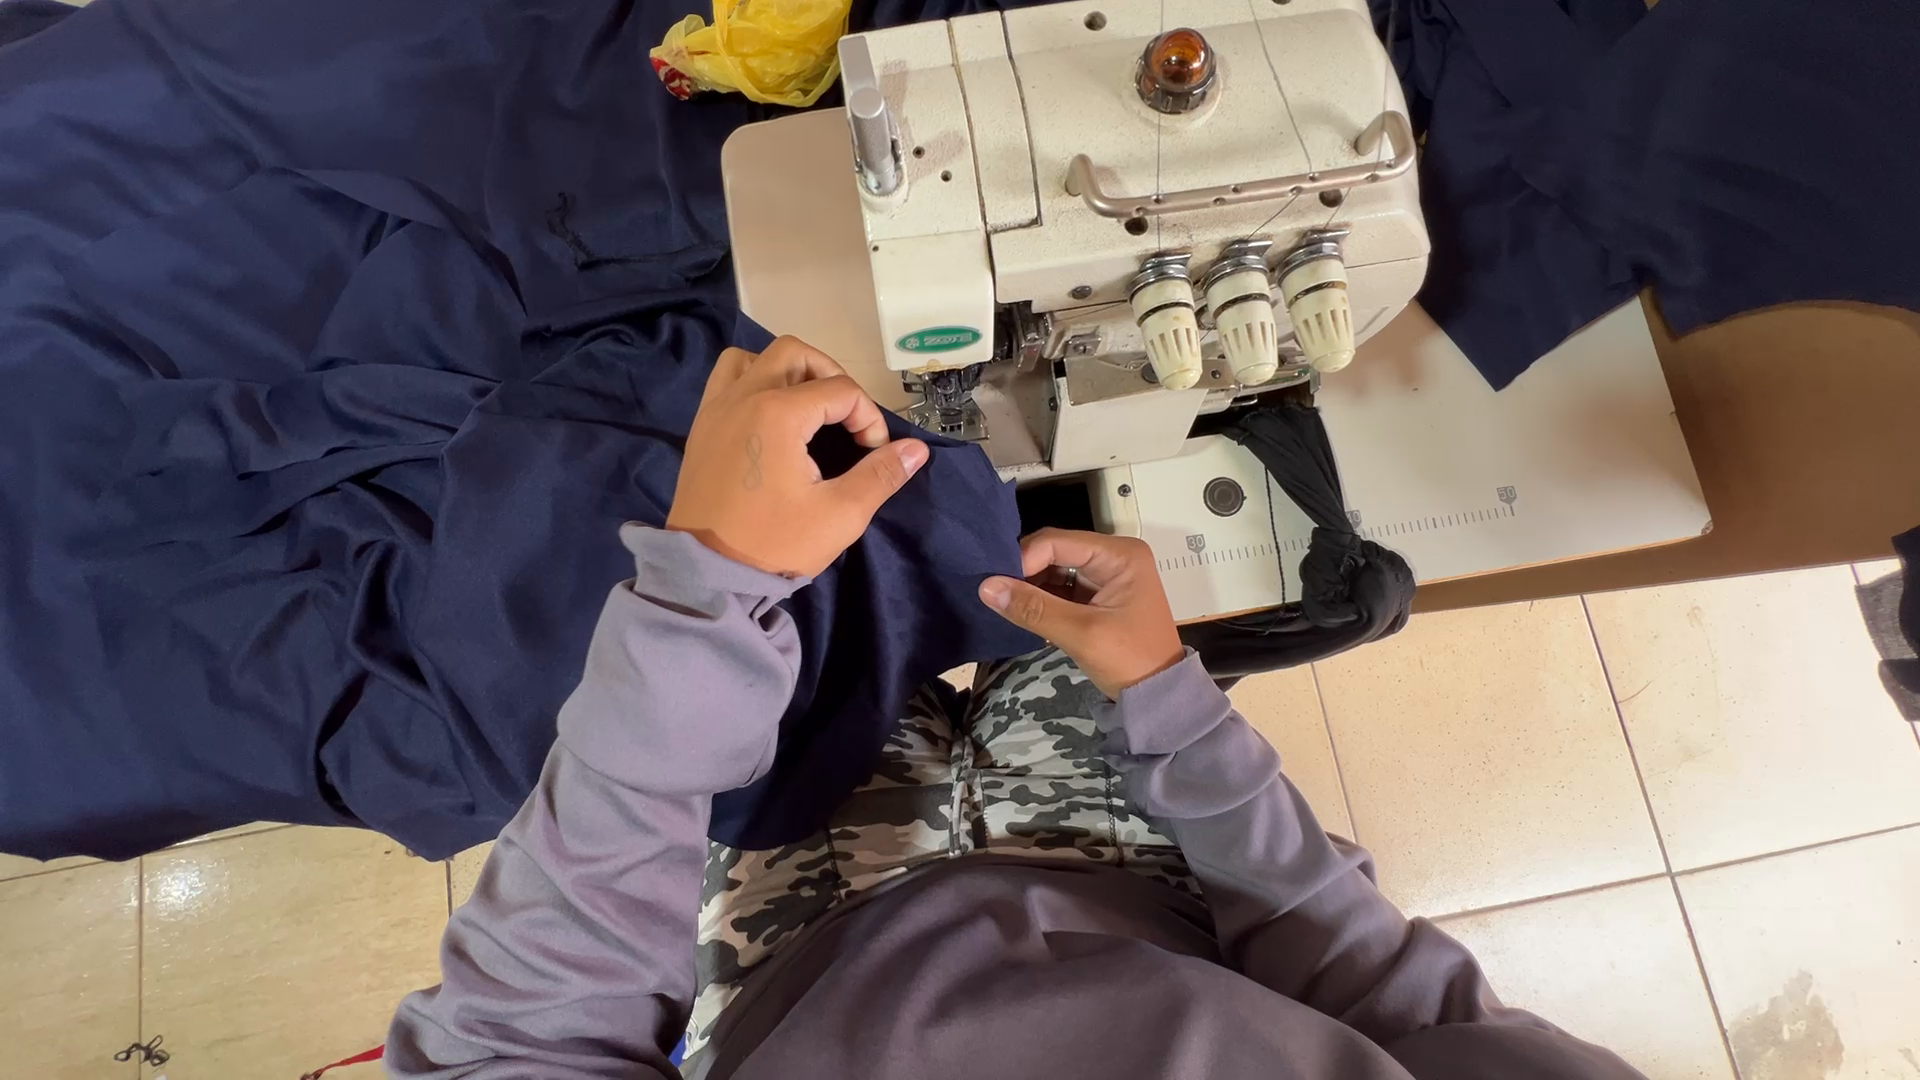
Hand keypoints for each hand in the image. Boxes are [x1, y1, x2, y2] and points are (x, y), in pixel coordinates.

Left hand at [667, 336, 928, 577]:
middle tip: (847, 416)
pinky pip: (727, 380)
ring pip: (754, 358)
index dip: (869, 418)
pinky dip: (754, 382)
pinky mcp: (701, 427)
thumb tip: (917, 449)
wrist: (708, 574)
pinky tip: (771, 419)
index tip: (873, 453)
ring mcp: (716, 409)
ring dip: (788, 371)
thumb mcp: (840, 514)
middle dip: (832, 377)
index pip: (841, 390)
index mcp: (779, 413)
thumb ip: (880, 475)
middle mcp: (744, 397)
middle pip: (796, 354)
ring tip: (808, 407)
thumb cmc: (775, 543)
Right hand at [978, 528, 1185, 698]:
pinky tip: (1018, 608)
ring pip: (1053, 569)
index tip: (995, 584)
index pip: (1057, 542)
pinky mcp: (1096, 594)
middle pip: (1054, 551)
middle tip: (993, 591)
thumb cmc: (1130, 661)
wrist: (1160, 698)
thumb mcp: (1081, 635)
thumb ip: (1034, 609)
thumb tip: (986, 587)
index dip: (1023, 559)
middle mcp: (1113, 555)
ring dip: (1029, 584)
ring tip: (1001, 600)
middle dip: (1023, 570)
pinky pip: (1060, 586)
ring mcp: (1105, 574)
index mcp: (1119, 554)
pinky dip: (1040, 597)